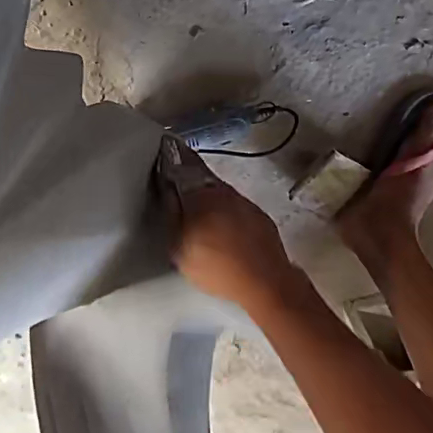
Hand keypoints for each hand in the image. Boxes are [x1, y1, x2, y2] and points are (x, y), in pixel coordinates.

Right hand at [158, 137, 303, 307]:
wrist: (267, 285)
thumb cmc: (216, 267)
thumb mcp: (179, 247)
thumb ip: (170, 215)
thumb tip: (167, 191)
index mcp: (199, 194)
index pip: (181, 165)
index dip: (172, 156)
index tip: (165, 148)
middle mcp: (223, 191)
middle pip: (201, 175)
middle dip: (189, 173)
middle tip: (178, 179)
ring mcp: (244, 202)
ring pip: (219, 190)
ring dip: (208, 193)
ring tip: (200, 207)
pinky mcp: (260, 216)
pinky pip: (236, 205)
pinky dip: (227, 209)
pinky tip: (224, 224)